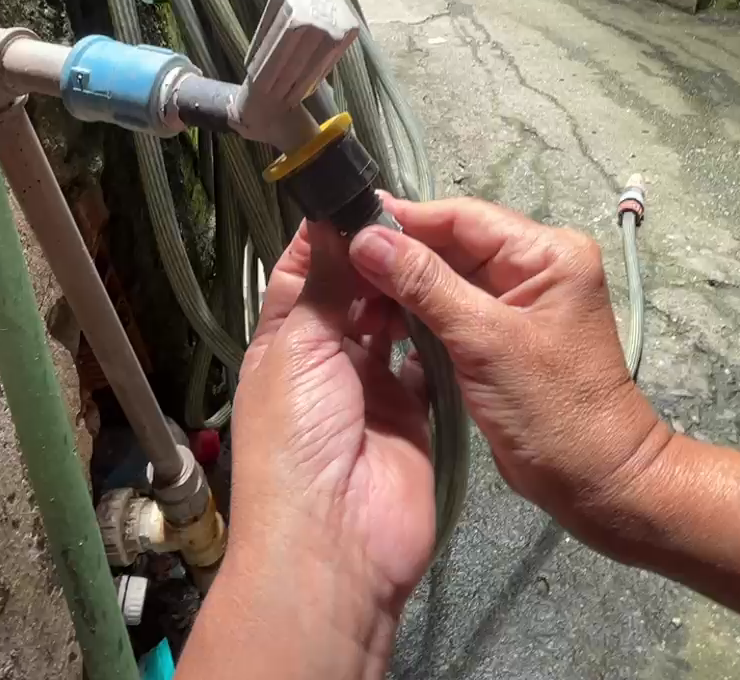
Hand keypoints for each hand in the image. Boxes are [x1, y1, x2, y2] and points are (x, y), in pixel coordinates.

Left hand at [192, 221, 432, 674]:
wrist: (337, 542)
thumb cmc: (300, 432)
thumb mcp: (301, 347)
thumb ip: (325, 285)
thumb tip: (329, 220)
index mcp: (284, 338)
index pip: (306, 271)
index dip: (331, 235)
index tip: (363, 196)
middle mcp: (326, 355)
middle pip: (353, 293)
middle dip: (376, 258)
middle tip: (416, 217)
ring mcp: (371, 383)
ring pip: (391, 322)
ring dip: (407, 291)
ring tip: (438, 246)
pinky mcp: (412, 410)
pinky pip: (427, 362)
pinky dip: (437, 335)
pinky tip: (456, 297)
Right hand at [347, 196, 675, 556]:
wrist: (597, 484)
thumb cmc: (551, 410)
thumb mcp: (484, 340)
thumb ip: (424, 284)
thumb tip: (366, 237)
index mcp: (546, 252)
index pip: (463, 217)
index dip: (406, 220)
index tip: (351, 225)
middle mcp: (533, 263)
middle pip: (451, 243)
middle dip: (398, 256)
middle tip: (343, 266)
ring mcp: (516, 297)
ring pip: (445, 274)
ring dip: (402, 286)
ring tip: (356, 298)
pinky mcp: (500, 329)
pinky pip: (449, 305)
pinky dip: (416, 311)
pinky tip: (381, 319)